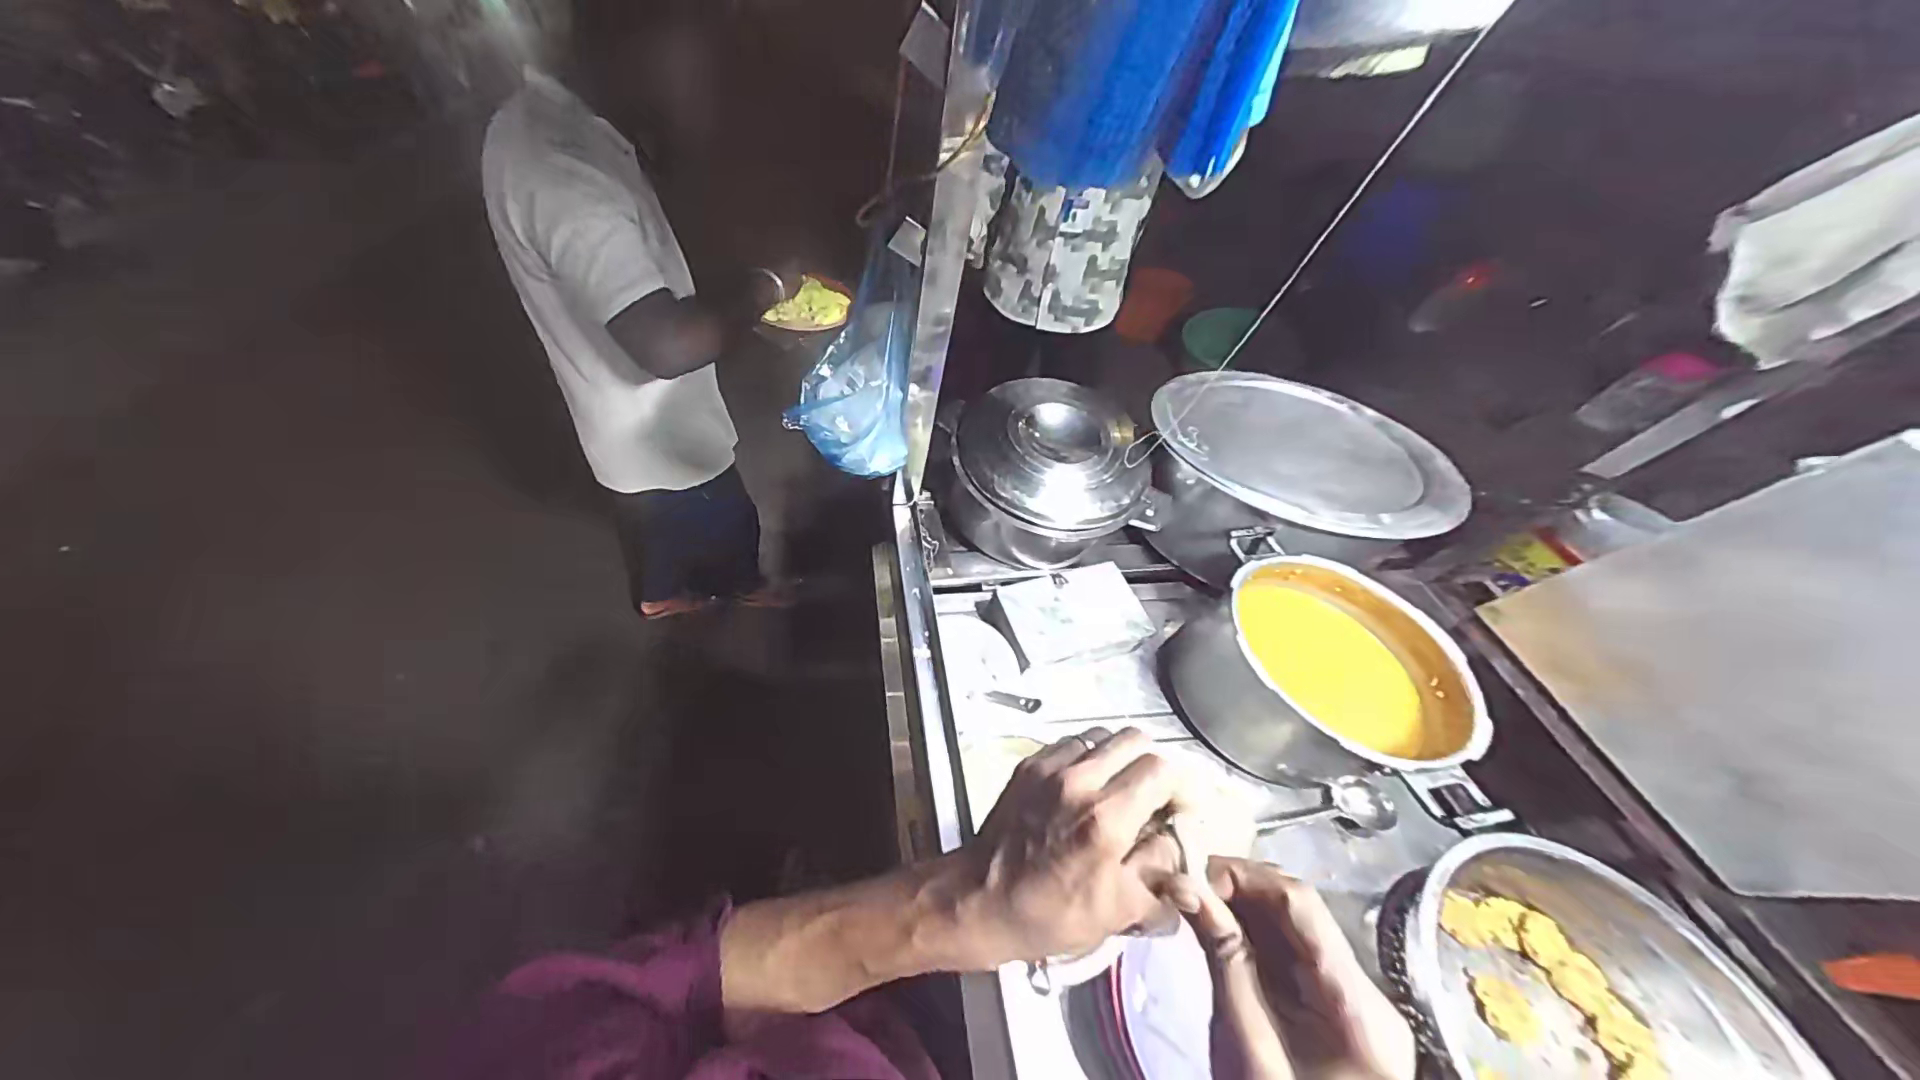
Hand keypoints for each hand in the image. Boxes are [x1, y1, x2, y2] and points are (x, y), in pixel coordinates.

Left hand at [947, 728, 1190, 969]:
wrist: (980, 898)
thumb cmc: (1051, 913)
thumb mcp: (1120, 908)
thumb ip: (1161, 868)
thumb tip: (1180, 840)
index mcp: (1106, 817)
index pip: (1162, 768)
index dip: (1182, 785)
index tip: (1181, 808)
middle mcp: (1079, 779)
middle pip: (1136, 739)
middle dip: (1153, 764)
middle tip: (1152, 796)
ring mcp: (1050, 766)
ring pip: (1103, 737)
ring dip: (1120, 758)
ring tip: (1118, 790)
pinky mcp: (1030, 763)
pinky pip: (1072, 744)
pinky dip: (1088, 758)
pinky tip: (1084, 788)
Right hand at [1169, 858, 1415, 1079]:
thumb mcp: (1245, 1043)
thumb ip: (1223, 957)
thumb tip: (1185, 884)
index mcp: (1358, 1006)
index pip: (1302, 904)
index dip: (1245, 876)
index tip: (1193, 875)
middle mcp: (1365, 990)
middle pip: (1300, 909)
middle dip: (1240, 886)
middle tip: (1186, 883)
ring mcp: (1351, 997)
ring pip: (1293, 924)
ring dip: (1241, 904)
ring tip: (1194, 898)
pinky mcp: (1332, 1005)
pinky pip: (1290, 949)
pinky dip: (1251, 930)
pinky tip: (1217, 924)